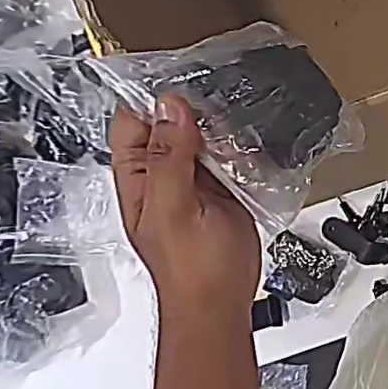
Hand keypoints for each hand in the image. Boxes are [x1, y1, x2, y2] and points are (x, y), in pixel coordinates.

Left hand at [110, 97, 260, 321]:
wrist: (222, 301)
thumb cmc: (192, 268)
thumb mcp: (175, 207)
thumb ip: (170, 158)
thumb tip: (170, 110)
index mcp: (139, 178)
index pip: (135, 123)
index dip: (153, 102)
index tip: (183, 87)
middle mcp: (165, 178)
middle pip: (172, 128)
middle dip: (193, 113)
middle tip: (219, 99)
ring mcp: (197, 186)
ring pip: (204, 143)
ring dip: (220, 132)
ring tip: (239, 118)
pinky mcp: (226, 194)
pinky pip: (230, 163)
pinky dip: (241, 152)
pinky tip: (252, 146)